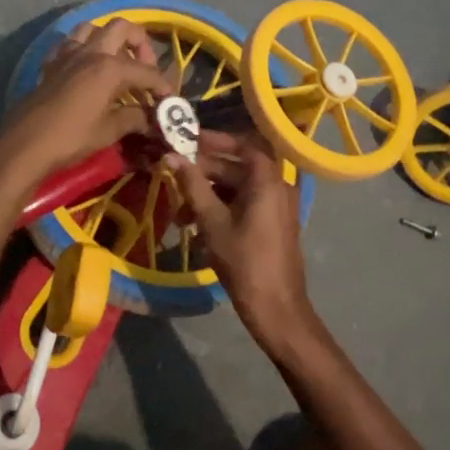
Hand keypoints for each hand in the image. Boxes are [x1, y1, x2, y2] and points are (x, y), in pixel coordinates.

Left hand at [0, 18, 174, 180]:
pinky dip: (82, 47)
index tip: (169, 101)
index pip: (147, 71)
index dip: (162, 86)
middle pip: (123, 28)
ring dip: (109, 39)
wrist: (25, 144)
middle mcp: (91, 52)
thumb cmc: (71, 138)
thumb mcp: (109, 131)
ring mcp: (68, 54)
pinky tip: (86, 66)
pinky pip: (69, 43)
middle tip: (145, 70)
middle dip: (141, 45)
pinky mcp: (51, 63)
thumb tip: (151, 118)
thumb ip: (134, 118)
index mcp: (110, 67)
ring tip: (117, 62)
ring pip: (93, 28)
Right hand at [165, 130, 314, 348]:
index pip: (242, 144)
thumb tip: (171, 156)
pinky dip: (221, 209)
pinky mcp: (273, 225)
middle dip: (203, 173)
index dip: (213, 140)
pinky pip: (245, 205)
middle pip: (237, 167)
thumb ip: (192, 186)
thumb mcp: (212, 221)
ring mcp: (277, 207)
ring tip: (179, 214)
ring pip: (237, 189)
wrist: (276, 308)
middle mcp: (278, 187)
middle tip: (173, 179)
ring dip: (208, 195)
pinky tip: (196, 226)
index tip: (187, 141)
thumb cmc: (244, 261)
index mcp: (268, 181)